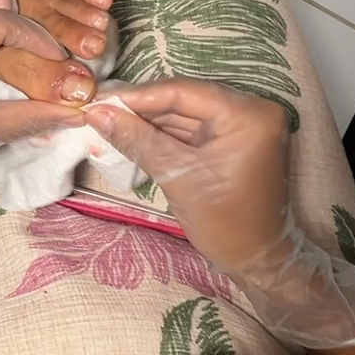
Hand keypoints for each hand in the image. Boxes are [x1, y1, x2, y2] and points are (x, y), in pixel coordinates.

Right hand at [85, 79, 354, 348]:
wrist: (258, 262)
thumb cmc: (225, 223)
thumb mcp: (177, 177)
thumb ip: (137, 139)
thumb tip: (96, 113)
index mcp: (249, 115)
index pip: (184, 92)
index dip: (138, 95)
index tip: (100, 100)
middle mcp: (252, 109)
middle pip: (185, 97)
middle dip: (142, 106)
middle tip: (100, 108)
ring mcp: (244, 123)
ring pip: (186, 110)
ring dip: (149, 117)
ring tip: (109, 118)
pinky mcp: (235, 137)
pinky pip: (193, 125)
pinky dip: (164, 130)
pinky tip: (133, 130)